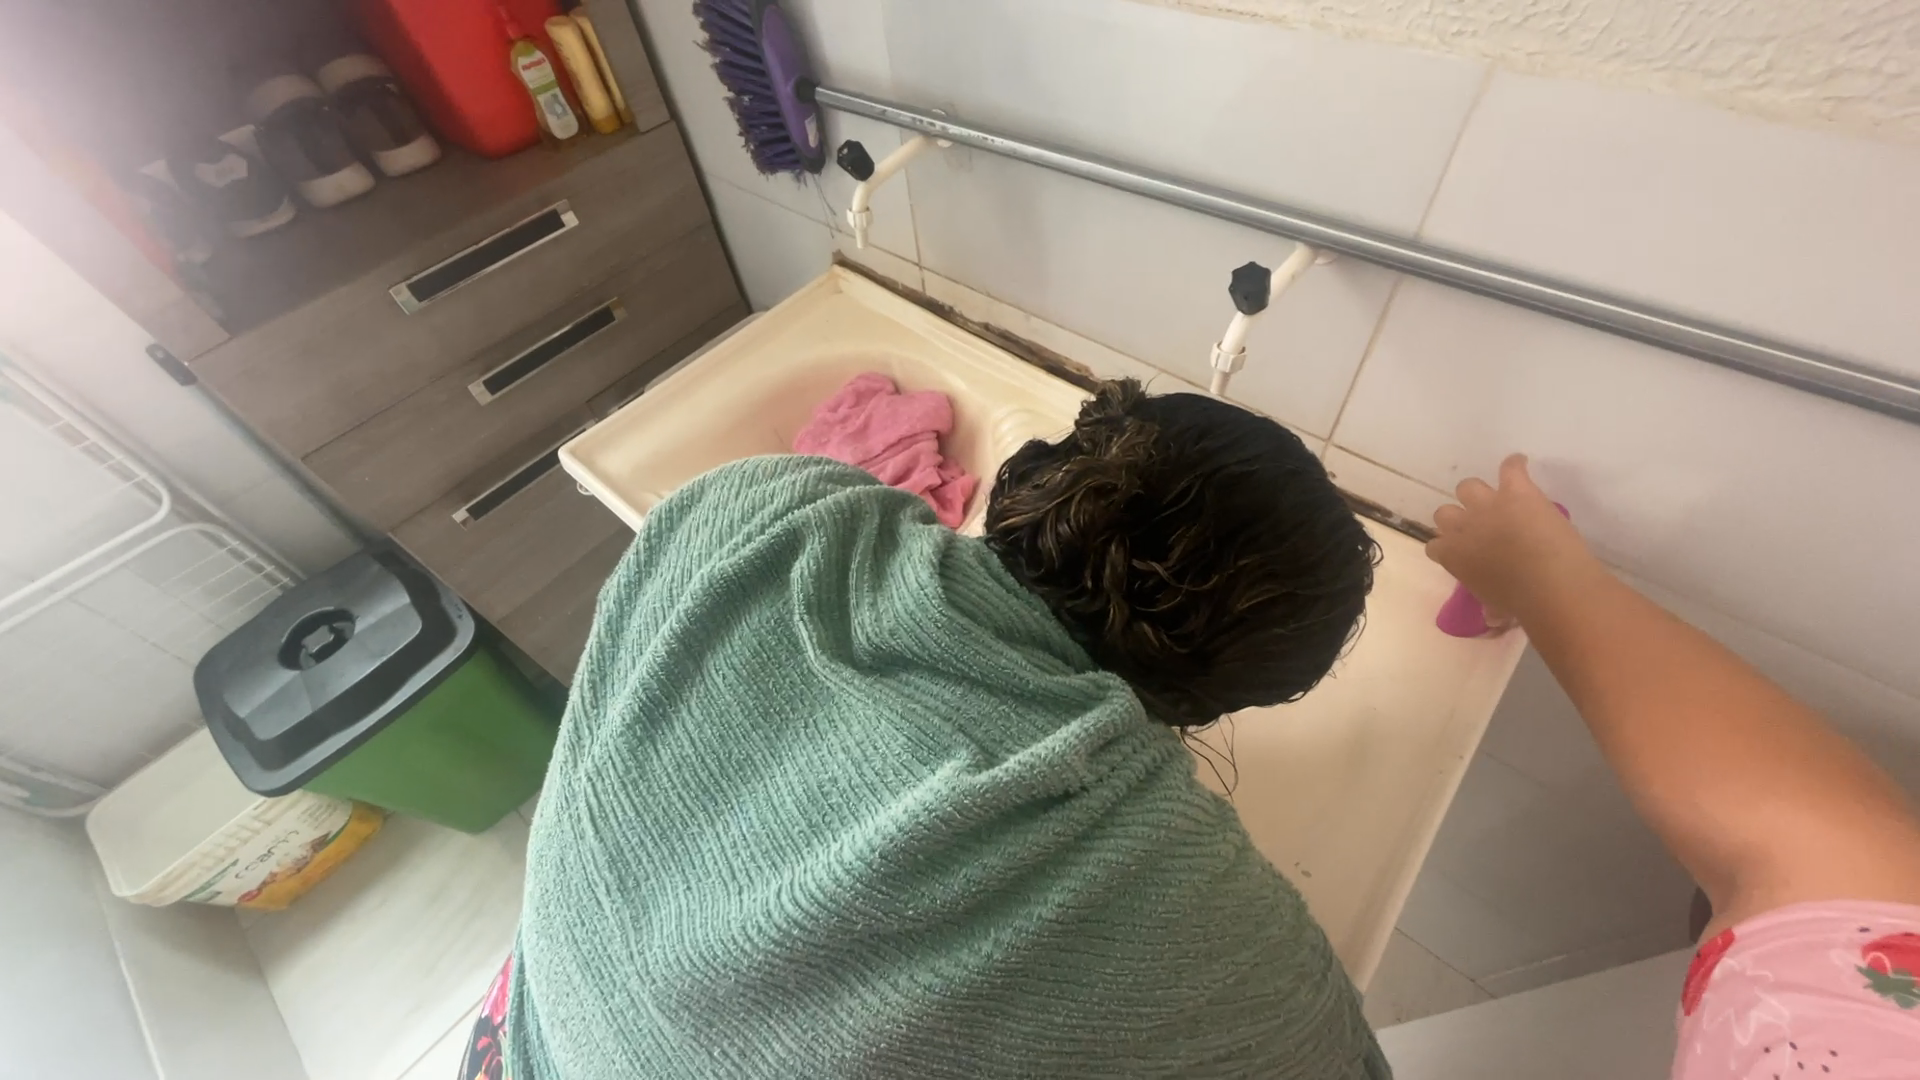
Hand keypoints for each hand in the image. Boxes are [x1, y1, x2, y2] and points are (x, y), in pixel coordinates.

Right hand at [1426, 455, 1599, 622]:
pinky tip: (1518, 467)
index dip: (1449, 546)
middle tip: (1481, 527)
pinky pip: (1510, 468)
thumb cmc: (1520, 603)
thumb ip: (1489, 606)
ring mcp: (1488, 506)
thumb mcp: (1495, 606)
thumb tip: (1494, 619)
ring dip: (1480, 494)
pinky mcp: (1518, 492)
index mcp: (1451, 555)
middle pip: (1444, 513)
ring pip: (1468, 487)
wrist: (1551, 585)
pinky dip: (1514, 466)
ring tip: (1498, 499)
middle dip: (1460, 519)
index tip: (1464, 551)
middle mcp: (1461, 527)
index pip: (1434, 544)